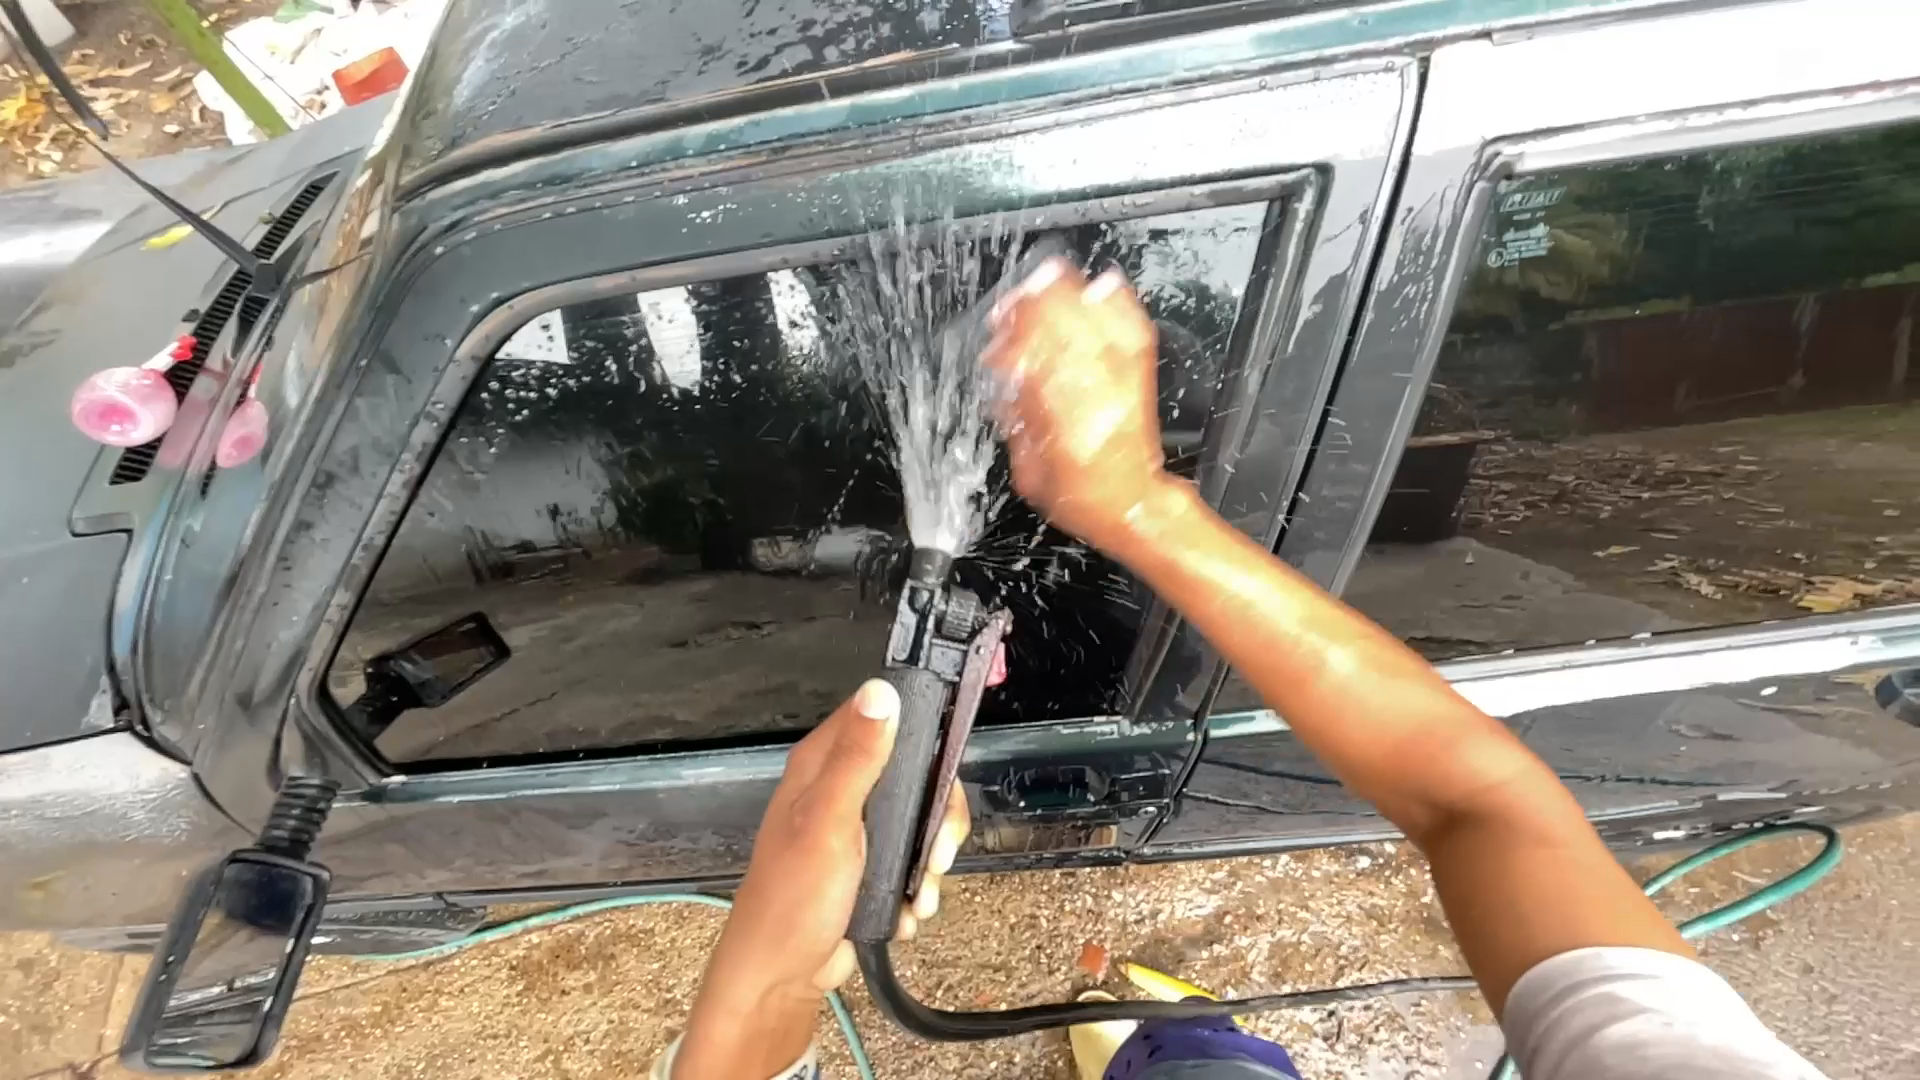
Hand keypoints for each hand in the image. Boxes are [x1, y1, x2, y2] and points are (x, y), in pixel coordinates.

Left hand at [677, 680, 969, 1076]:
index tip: (942, 770)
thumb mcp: (828, 821)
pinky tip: (909, 907)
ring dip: (931, 855)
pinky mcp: (870, 858)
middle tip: (937, 852)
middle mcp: (841, 783)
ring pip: (920, 815)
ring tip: (921, 892)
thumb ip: (856, 758)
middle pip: (914, 771)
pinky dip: (919, 879)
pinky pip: (912, 853)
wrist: (781, 979)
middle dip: (937, 815)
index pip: (882, 716)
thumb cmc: (793, 898)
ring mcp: (857, 823)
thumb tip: (880, 691)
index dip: (918, 733)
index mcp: (823, 761)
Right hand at [983, 259, 1176, 552]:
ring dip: (1071, 297)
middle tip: (1018, 294)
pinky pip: (1132, 335)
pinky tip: (1107, 286)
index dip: (1015, 337)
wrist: (1133, 507)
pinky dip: (1119, 307)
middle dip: (1038, 306)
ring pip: (1096, 328)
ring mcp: (1119, 385)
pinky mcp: (1137, 381)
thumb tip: (1005, 390)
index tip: (999, 325)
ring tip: (1051, 276)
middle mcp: (1093, 396)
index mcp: (1061, 422)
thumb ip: (1017, 427)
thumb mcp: (1029, 474)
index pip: (1035, 362)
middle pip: (1065, 334)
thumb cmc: (1082, 498)